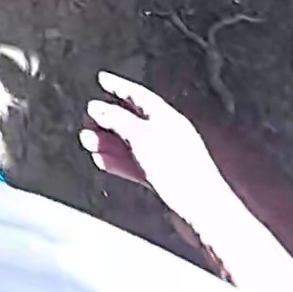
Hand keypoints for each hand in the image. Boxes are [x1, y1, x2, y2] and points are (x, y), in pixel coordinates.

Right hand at [80, 70, 227, 206]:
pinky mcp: (161, 177)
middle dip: (106, 118)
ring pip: (128, 143)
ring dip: (106, 141)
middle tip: (88, 118)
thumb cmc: (180, 170)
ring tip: (88, 142)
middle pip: (130, 119)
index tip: (102, 79)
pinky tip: (102, 161)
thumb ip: (116, 119)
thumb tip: (97, 107)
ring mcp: (164, 156)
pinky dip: (116, 161)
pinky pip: (133, 163)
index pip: (137, 94)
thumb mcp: (141, 136)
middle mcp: (166, 133)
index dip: (118, 85)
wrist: (204, 212)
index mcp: (166, 117)